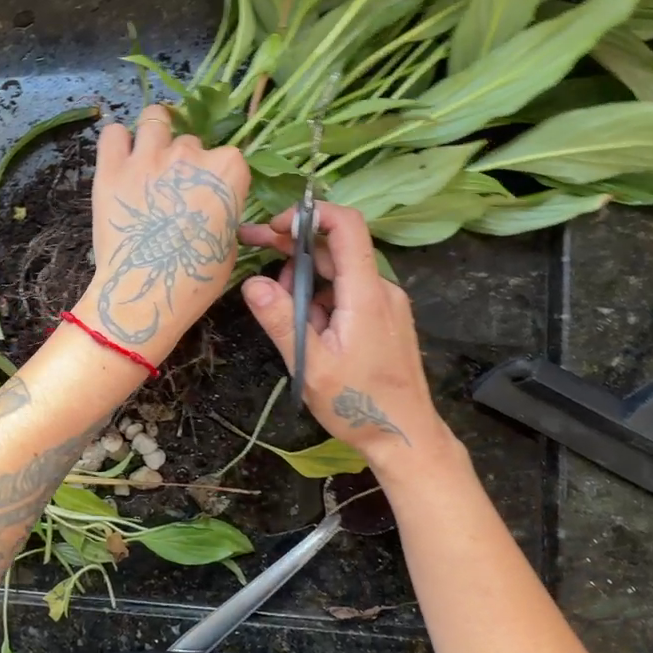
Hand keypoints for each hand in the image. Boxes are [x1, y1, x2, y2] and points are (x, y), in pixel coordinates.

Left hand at [74, 105, 249, 364]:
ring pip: (154, 119)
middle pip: (190, 143)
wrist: (144, 293)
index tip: (206, 195)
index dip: (216, 176)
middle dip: (183, 163)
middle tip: (172, 191)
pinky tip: (120, 157)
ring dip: (154, 134)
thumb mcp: (228, 244)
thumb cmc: (193, 280)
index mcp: (227, 170)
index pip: (227, 157)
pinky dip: (117, 141)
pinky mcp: (111, 169)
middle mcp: (189, 154)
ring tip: (148, 157)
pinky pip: (113, 134)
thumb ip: (223, 209)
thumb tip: (213, 204)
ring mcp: (148, 157)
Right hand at [238, 202, 446, 468]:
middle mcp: (379, 289)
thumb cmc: (357, 404)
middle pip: (333, 249)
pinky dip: (318, 301)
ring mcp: (383, 303)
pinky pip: (344, 294)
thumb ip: (281, 320)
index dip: (309, 215)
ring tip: (281, 317)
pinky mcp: (382, 318)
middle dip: (289, 248)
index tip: (274, 227)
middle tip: (248, 246)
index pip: (346, 227)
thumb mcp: (310, 365)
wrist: (404, 436)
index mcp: (364, 293)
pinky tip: (306, 332)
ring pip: (334, 274)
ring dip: (301, 284)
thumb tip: (252, 282)